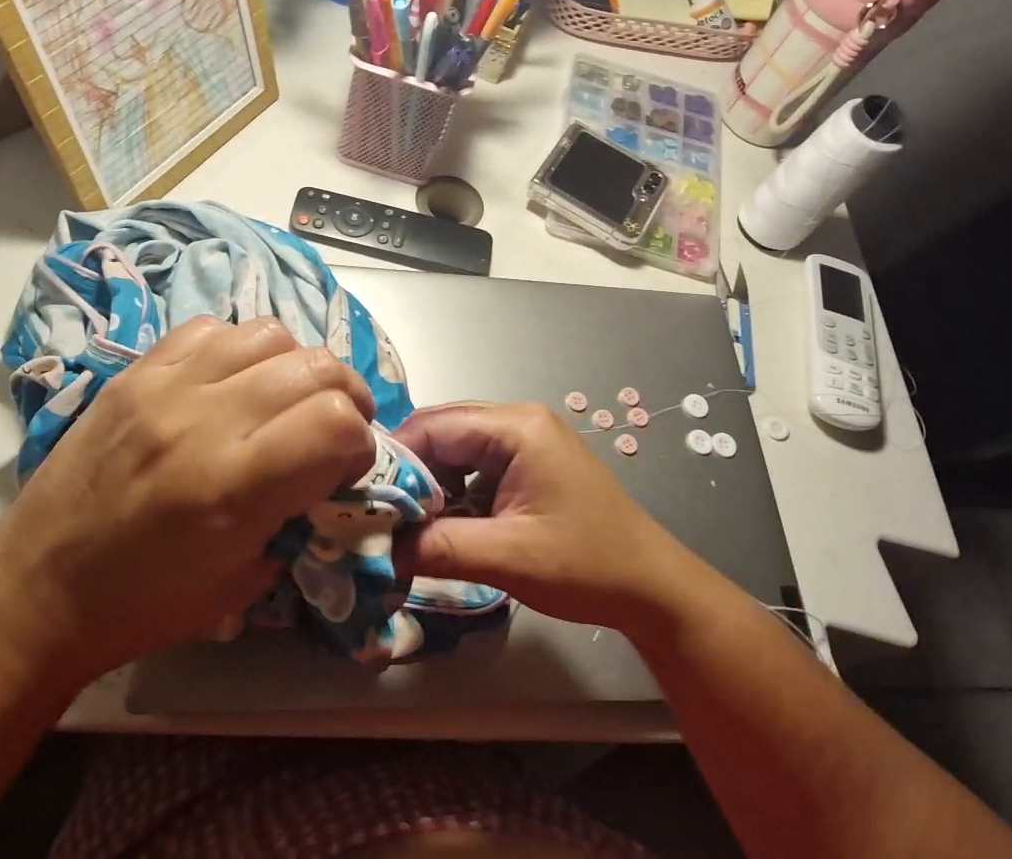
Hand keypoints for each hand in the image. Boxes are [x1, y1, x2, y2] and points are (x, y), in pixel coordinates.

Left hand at [0, 315, 375, 679]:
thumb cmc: (145, 606)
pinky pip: (209, 329)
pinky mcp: (132, 373)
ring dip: (298, 367)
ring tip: (287, 402)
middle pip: (315, 366)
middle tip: (334, 432)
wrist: (38, 592)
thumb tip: (335, 473)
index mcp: (232, 487)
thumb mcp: (245, 583)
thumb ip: (302, 518)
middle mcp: (201, 421)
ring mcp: (162, 387)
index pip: (337, 422)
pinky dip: (240, 350)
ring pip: (269, 333)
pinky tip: (234, 385)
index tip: (349, 467)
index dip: (362, 443)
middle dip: (345, 399)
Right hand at [393, 402, 709, 633]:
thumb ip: (437, 548)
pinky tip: (441, 527)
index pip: (433, 426)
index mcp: (517, 428)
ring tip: (404, 525)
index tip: (360, 498)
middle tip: (375, 514)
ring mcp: (527, 443)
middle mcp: (519, 422)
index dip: (392, 460)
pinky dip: (453, 496)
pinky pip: (475, 469)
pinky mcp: (530, 467)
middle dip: (408, 474)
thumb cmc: (585, 565)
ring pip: (456, 453)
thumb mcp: (506, 557)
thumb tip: (377, 548)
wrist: (651, 588)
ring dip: (430, 487)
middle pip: (442, 434)